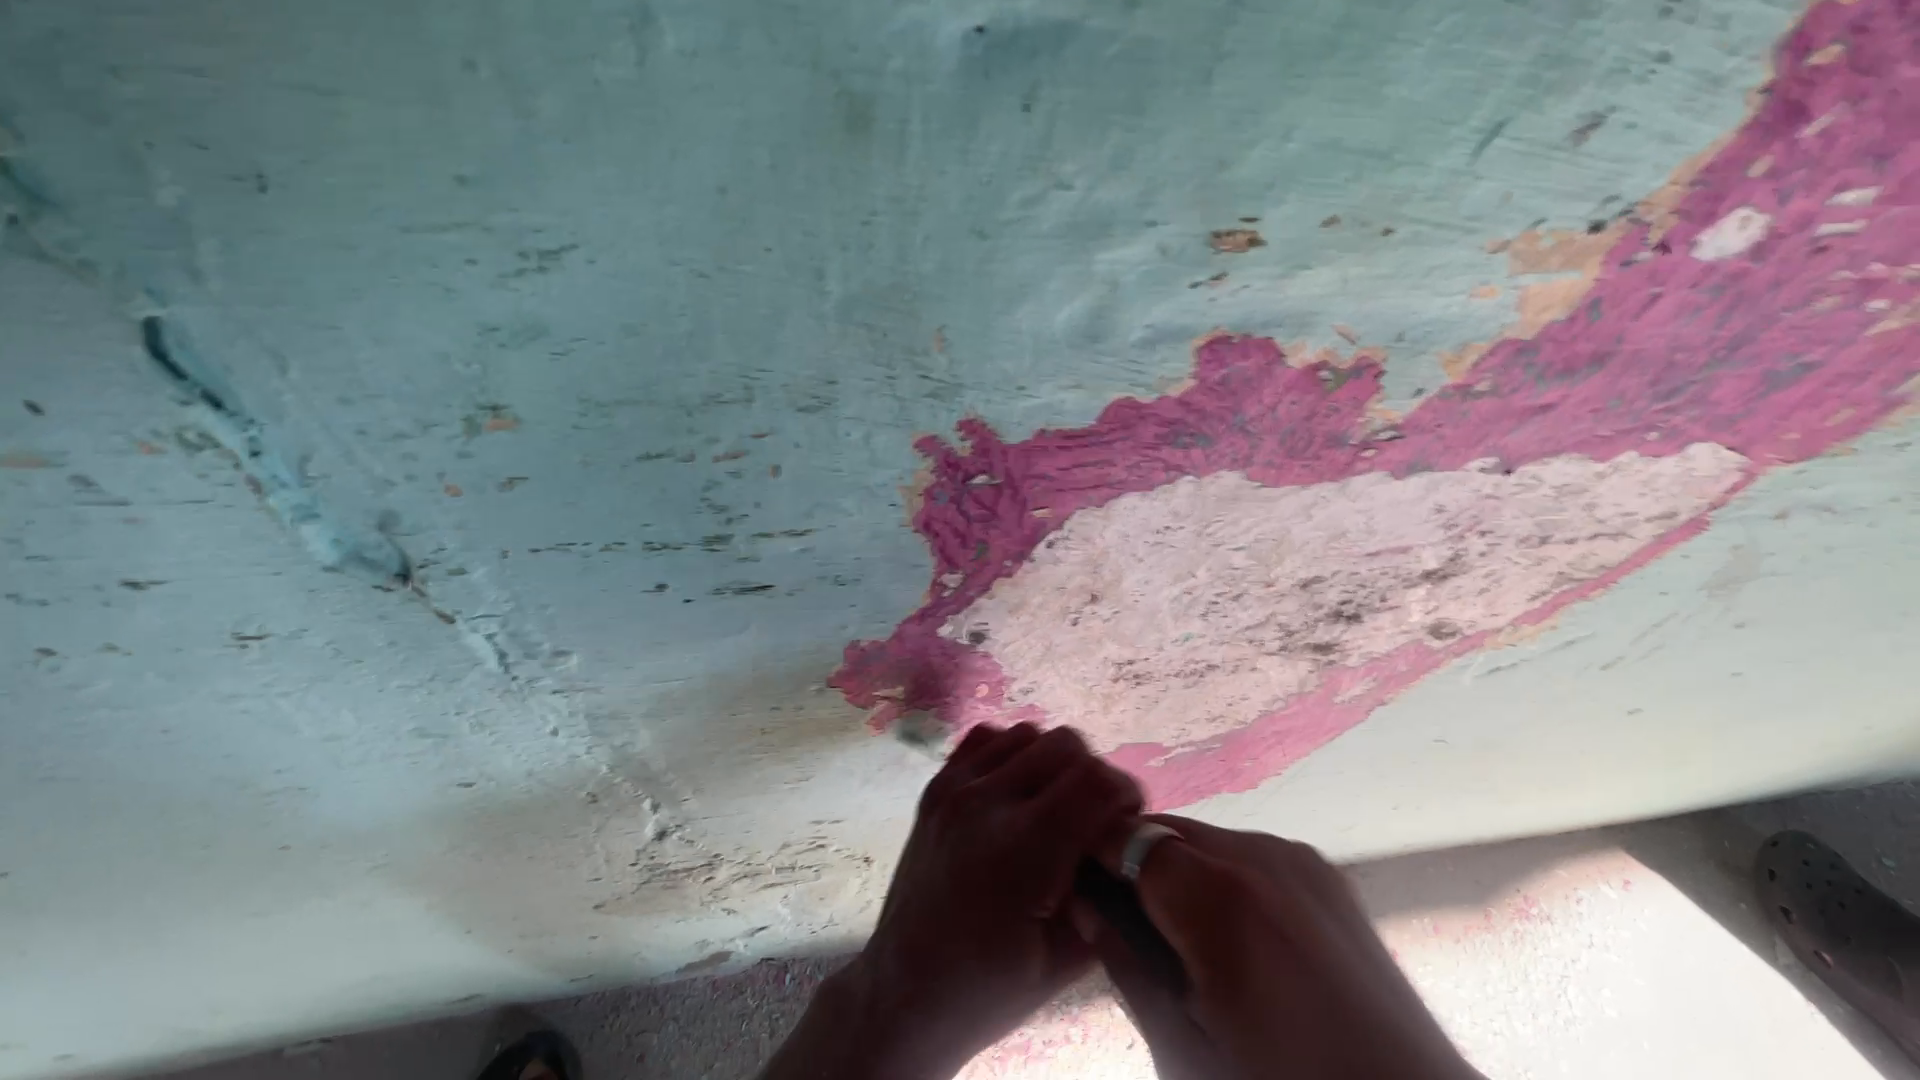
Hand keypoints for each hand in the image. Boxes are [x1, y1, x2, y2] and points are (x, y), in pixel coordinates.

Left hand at [760, 723, 1141, 1079]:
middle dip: (1094, 775)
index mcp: (1024, 847)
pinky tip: (1016, 795)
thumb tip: (1133, 847)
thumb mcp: (1067, 960)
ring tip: (1056, 806)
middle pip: (1066, 743)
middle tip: (1095, 819)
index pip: (1096, 780)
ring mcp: (953, 789)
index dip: (1125, 794)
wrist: (904, 994)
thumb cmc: (989, 991)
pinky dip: (1011, 754)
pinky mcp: (934, 789)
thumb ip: (1107, 894)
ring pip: (1027, 733)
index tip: (1128, 824)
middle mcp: (986, 803)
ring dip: (1053, 762)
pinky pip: (985, 739)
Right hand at [1088, 815, 1483, 1079]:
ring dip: (1178, 872)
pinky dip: (1223, 880)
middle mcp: (1261, 854)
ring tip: (1186, 944)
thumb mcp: (1185, 1051)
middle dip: (1134, 865)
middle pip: (1165, 832)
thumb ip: (1126, 968)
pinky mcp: (1328, 875)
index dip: (1092, 857)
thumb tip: (1085, 909)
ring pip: (1206, 840)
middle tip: (1130, 931)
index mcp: (1219, 897)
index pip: (1125, 836)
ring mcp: (1301, 860)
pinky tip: (1235, 942)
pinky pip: (1249, 856)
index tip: (1078, 892)